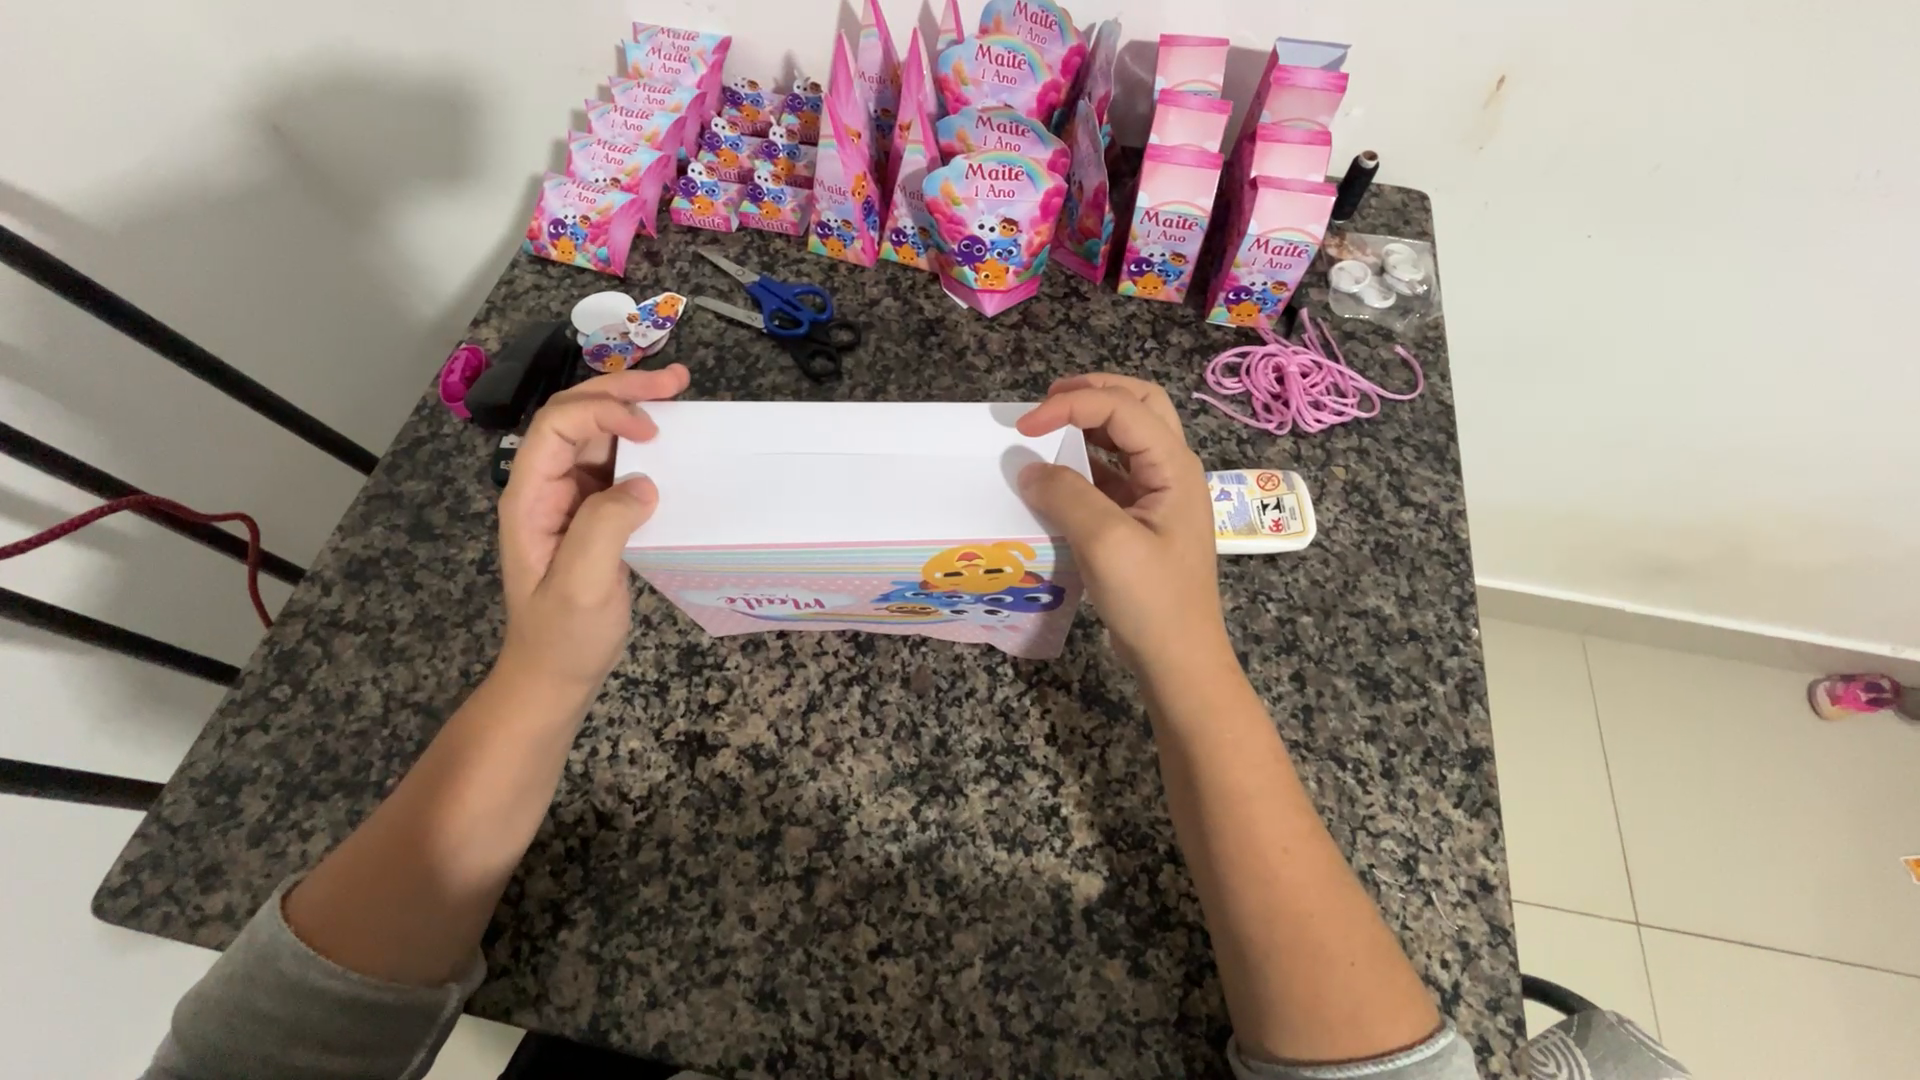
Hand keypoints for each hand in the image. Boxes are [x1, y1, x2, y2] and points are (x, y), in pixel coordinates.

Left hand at [496, 365, 689, 690]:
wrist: (556, 672)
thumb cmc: (563, 635)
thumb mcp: (581, 587)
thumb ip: (605, 527)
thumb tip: (644, 483)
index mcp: (531, 497)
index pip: (560, 428)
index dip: (604, 415)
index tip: (652, 433)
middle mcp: (548, 486)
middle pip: (576, 416)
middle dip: (623, 391)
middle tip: (677, 382)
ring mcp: (572, 498)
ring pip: (598, 433)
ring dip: (635, 406)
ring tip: (679, 391)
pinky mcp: (597, 512)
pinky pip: (618, 462)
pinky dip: (645, 441)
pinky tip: (671, 438)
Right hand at [1015, 374, 1227, 675]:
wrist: (1176, 657)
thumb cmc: (1151, 599)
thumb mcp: (1106, 542)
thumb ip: (1066, 495)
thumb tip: (1029, 468)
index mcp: (1173, 467)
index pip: (1123, 408)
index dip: (1072, 405)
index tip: (1026, 426)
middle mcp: (1170, 471)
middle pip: (1138, 406)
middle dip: (1092, 394)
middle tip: (1047, 400)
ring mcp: (1157, 496)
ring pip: (1126, 438)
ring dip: (1088, 424)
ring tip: (1047, 429)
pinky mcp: (1140, 521)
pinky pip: (1112, 474)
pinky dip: (1083, 463)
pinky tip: (1055, 476)